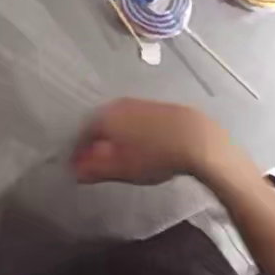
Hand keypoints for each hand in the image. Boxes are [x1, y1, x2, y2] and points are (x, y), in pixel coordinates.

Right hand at [69, 98, 248, 185]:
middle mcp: (118, 105)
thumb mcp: (121, 168)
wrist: (197, 139)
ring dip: (116, 138)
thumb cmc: (155, 154)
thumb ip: (94, 169)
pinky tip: (143, 147)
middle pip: (100, 125)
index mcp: (104, 117)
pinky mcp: (158, 107)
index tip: (81, 167)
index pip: (82, 134)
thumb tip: (77, 170)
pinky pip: (136, 120)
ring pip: (119, 121)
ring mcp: (139, 104)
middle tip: (100, 164)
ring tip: (123, 158)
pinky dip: (133, 133)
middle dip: (97, 144)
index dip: (80, 152)